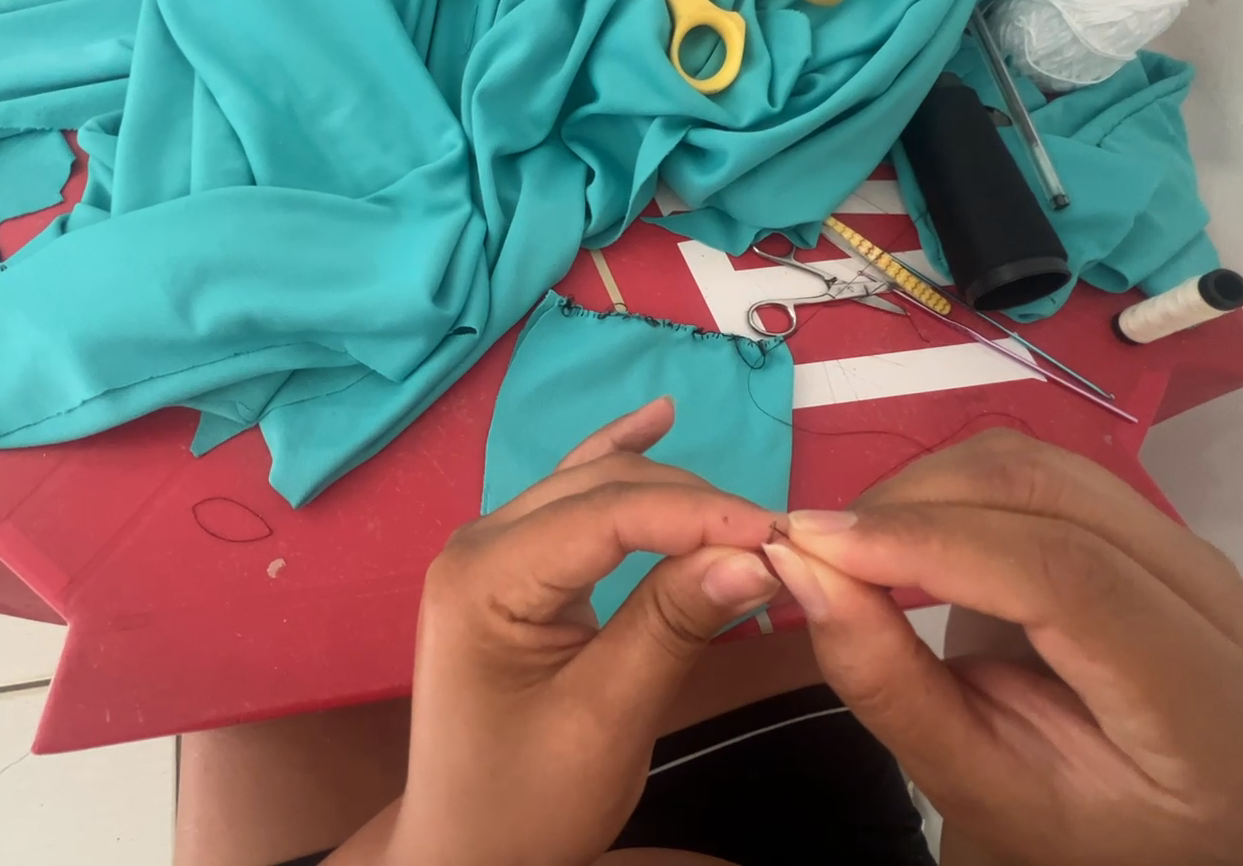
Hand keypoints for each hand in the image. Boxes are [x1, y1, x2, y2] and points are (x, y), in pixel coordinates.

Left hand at [361, 398, 782, 865]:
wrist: (467, 847)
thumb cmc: (525, 800)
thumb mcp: (604, 720)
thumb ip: (671, 625)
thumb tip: (753, 557)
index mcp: (484, 574)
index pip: (603, 515)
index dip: (695, 514)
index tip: (776, 533)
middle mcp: (480, 539)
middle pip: (600, 491)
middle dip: (691, 506)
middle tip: (776, 539)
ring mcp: (493, 545)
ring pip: (593, 488)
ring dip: (670, 492)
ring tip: (742, 511)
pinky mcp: (515, 560)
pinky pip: (574, 498)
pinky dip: (620, 458)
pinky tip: (656, 419)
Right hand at [762, 430, 1242, 865]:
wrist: (1126, 838)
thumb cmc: (1050, 834)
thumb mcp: (959, 780)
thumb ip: (880, 674)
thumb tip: (798, 559)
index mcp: (1231, 730)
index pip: (1073, 582)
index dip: (930, 542)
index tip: (812, 538)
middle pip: (1058, 499)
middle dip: (915, 501)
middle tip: (820, 539)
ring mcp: (1217, 572)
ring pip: (1046, 467)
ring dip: (929, 485)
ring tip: (864, 540)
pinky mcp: (1167, 540)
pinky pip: (1045, 471)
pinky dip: (953, 483)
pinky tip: (916, 530)